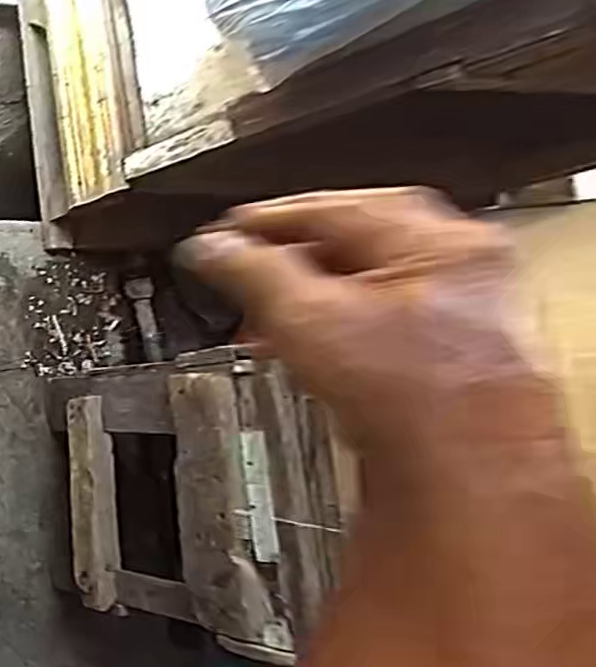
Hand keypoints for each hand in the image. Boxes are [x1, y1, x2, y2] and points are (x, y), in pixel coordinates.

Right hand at [178, 188, 544, 453]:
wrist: (454, 458)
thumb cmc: (410, 391)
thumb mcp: (300, 314)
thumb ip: (247, 270)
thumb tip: (208, 247)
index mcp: (439, 244)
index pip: (334, 208)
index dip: (267, 218)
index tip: (222, 231)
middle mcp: (459, 266)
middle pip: (348, 238)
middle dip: (280, 253)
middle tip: (234, 261)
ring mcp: (455, 303)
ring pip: (355, 274)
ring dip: (294, 287)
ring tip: (254, 307)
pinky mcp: (437, 340)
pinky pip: (364, 307)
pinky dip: (318, 313)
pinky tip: (290, 333)